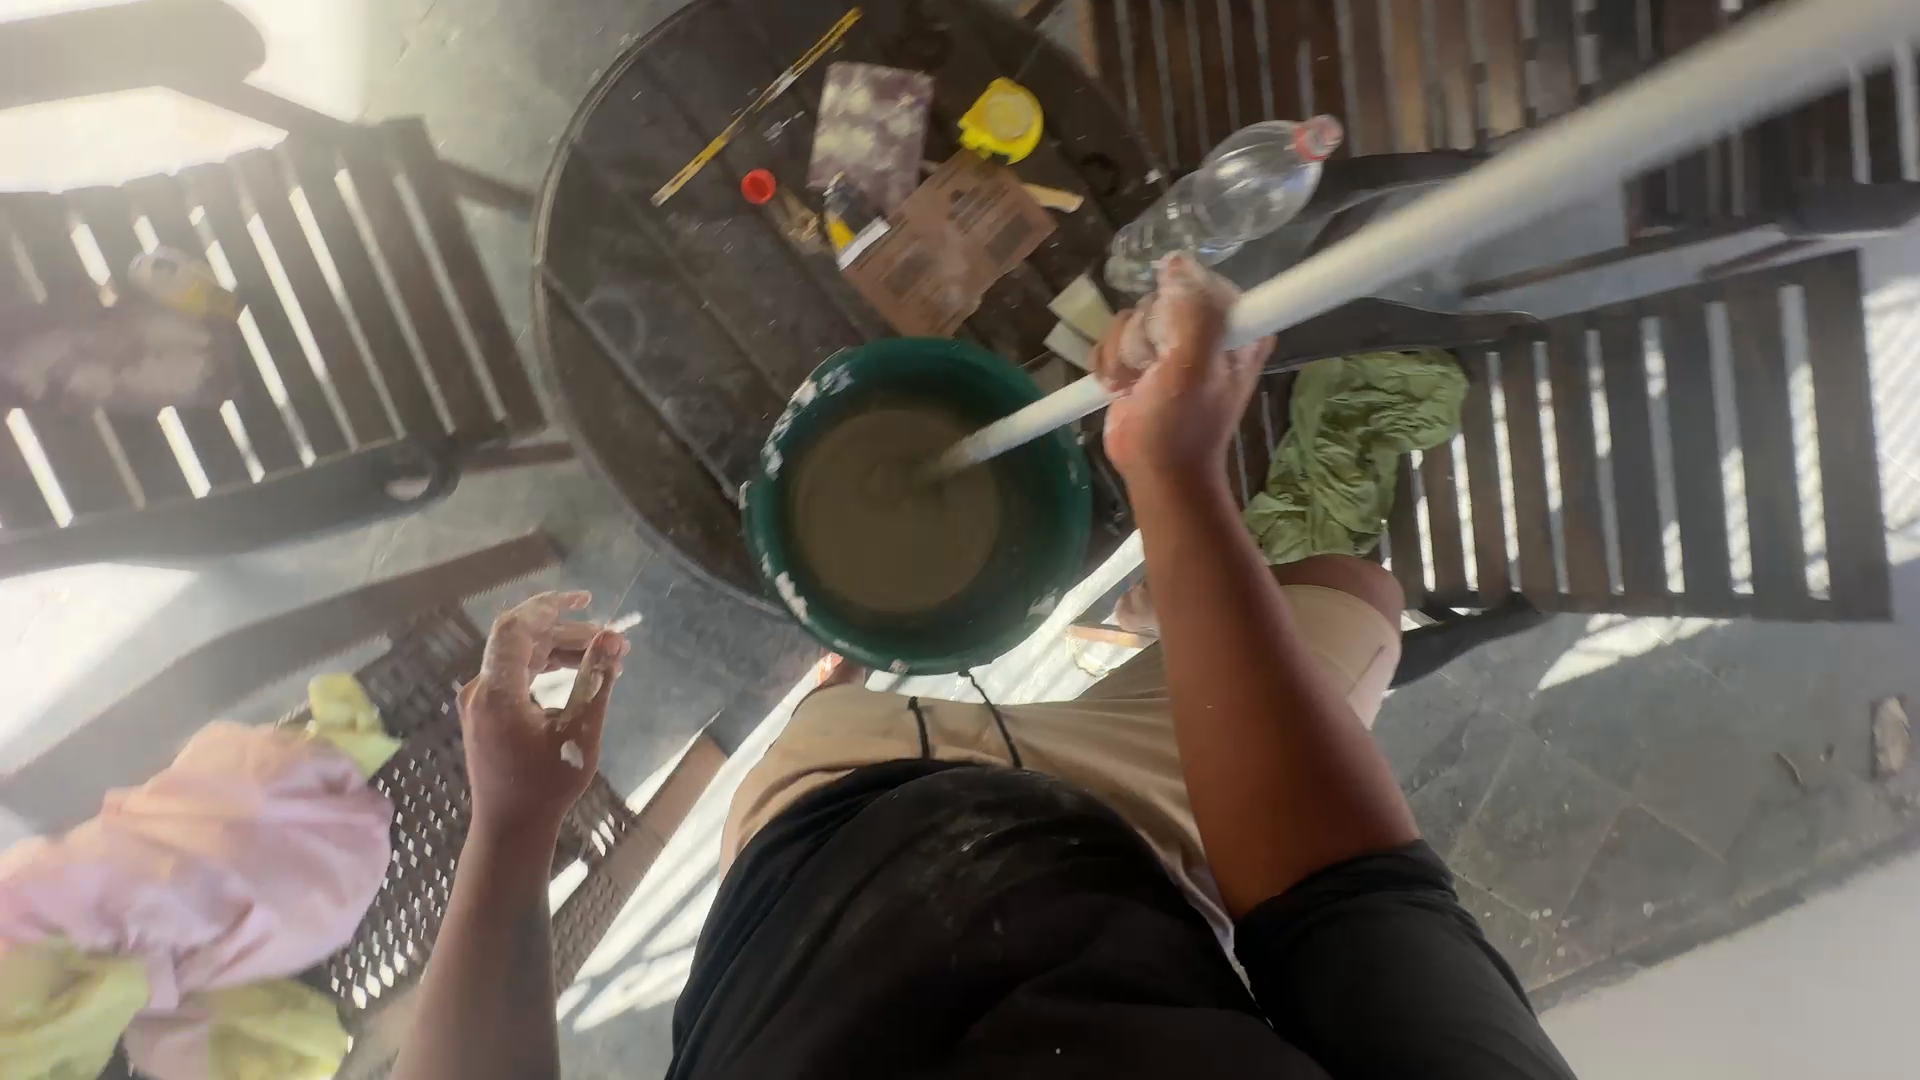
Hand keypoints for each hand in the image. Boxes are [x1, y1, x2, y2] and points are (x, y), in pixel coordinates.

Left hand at [457, 591, 629, 840]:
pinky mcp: (487, 712)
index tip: (586, 599)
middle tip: (615, 642)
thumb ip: (595, 679)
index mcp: (498, 692)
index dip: (550, 606)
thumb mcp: (581, 730)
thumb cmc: (548, 783)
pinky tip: (580, 672)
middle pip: (525, 640)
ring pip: (524, 656)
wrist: (511, 828)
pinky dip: (550, 666)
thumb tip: (612, 638)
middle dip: (572, 633)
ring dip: (564, 650)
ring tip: (608, 657)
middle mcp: (481, 690)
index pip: (516, 628)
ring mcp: (481, 701)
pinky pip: (519, 674)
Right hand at [1089, 253, 1274, 485]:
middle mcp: (1206, 328)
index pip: (1199, 282)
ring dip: (1121, 357)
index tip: (1170, 344)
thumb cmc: (1181, 427)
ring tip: (1134, 387)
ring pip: (1127, 319)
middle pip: (1156, 299)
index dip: (1174, 308)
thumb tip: (1174, 262)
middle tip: (1152, 374)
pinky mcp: (1139, 360)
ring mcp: (1170, 345)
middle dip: (1142, 339)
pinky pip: (1109, 339)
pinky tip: (1120, 389)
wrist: (1155, 472)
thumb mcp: (1193, 367)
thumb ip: (1193, 311)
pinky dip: (1107, 366)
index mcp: (1237, 325)